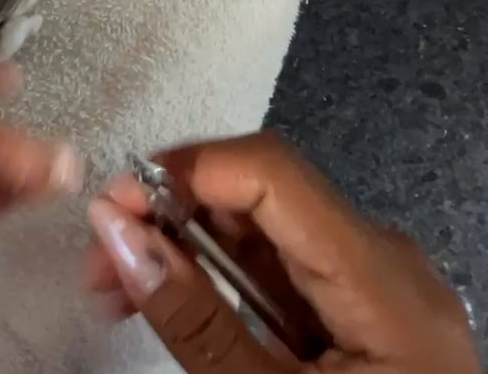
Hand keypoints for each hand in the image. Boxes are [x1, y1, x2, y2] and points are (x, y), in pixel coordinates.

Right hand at [83, 132, 480, 373]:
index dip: (182, 170)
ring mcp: (370, 285)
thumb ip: (193, 318)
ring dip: (176, 243)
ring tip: (117, 288)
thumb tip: (109, 222)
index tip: (112, 211)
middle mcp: (385, 264)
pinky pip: (266, 263)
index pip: (269, 172)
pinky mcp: (351, 308)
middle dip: (165, 212)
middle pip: (254, 193)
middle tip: (100, 263)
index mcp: (388, 287)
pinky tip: (168, 300)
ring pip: (251, 225)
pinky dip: (208, 273)